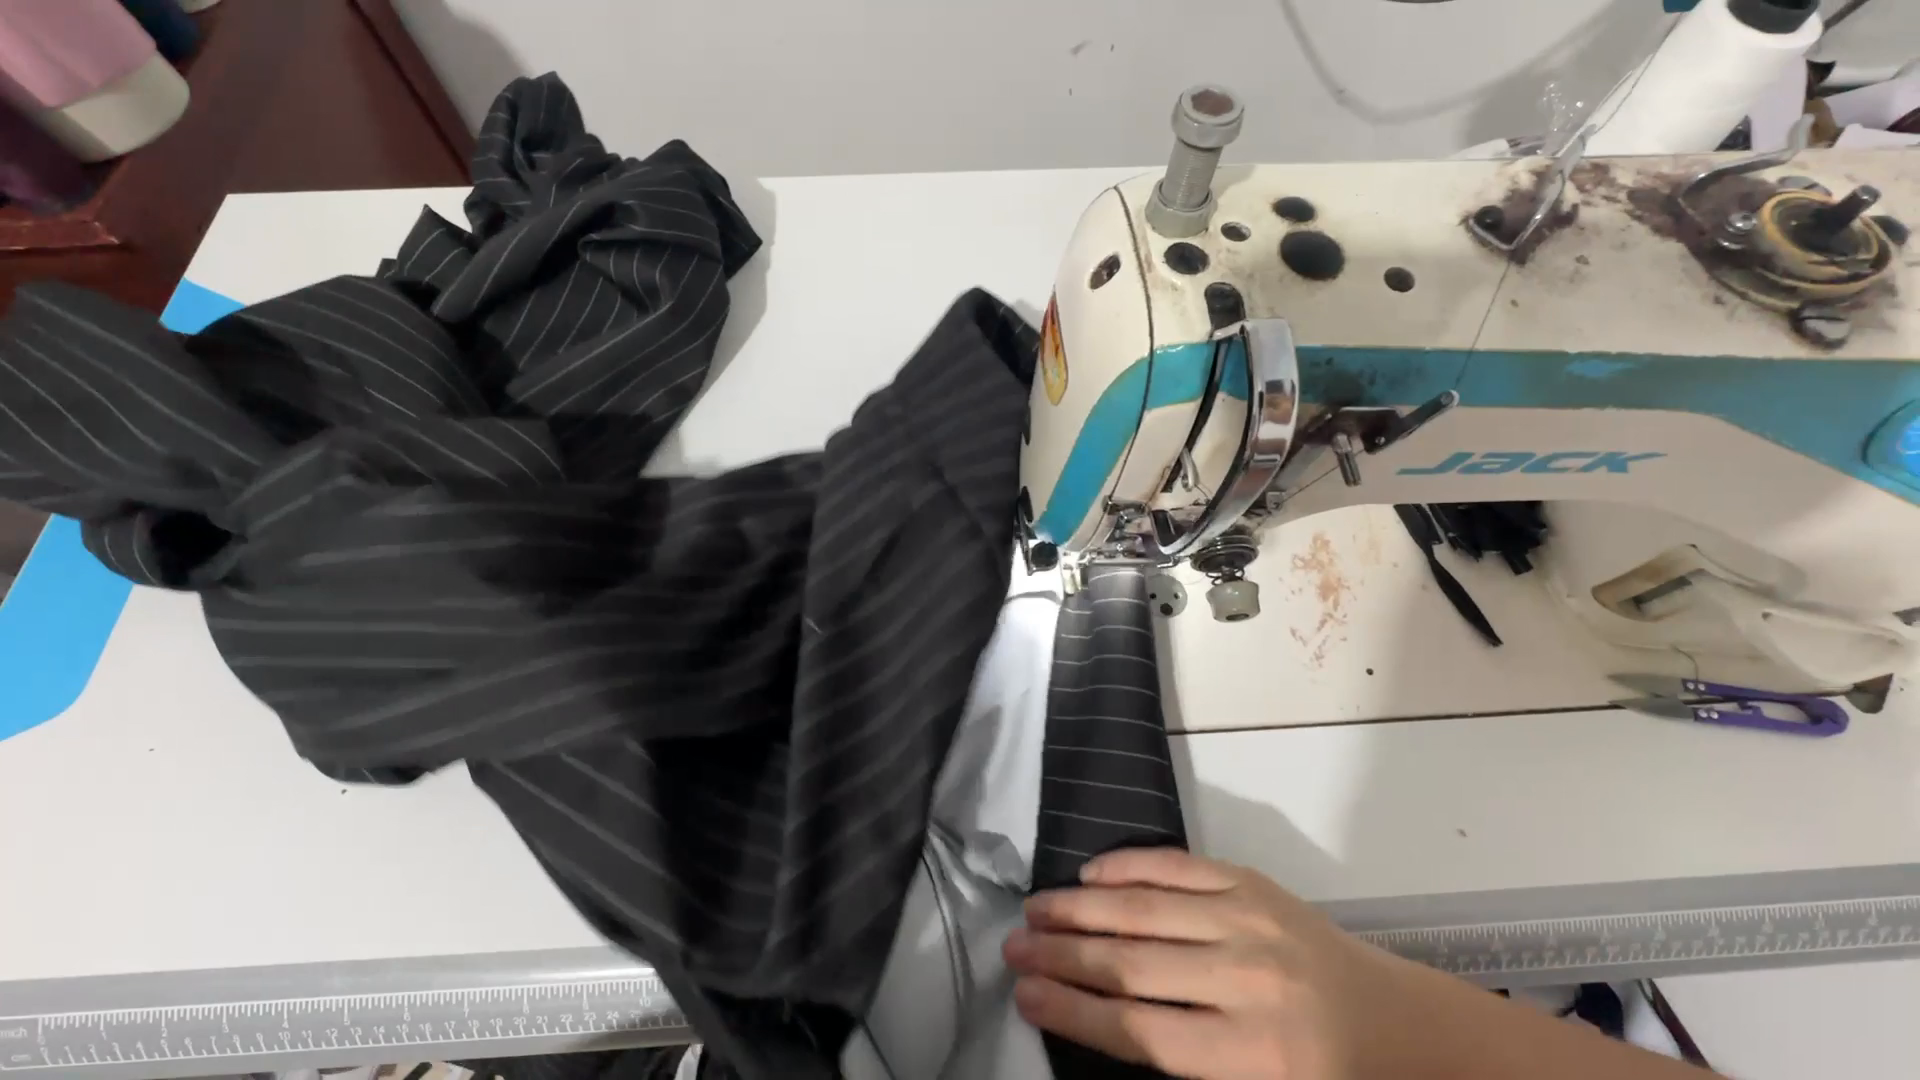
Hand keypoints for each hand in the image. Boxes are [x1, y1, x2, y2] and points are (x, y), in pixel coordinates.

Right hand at [1002, 848, 1414, 1079]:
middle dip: (1062, 957)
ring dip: (1081, 909)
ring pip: (1145, 910)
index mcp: (1251, 1055)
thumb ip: (1176, 1057)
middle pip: (1132, 966)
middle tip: (1011, 948)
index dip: (1072, 1012)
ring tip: (1035, 911)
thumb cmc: (1319, 1076)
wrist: (1396, 1024)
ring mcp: (1250, 921)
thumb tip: (1088, 1015)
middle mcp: (1246, 982)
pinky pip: (1178, 866)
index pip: (1138, 1032)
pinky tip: (1090, 873)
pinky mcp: (1254, 884)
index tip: (1024, 995)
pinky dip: (1129, 866)